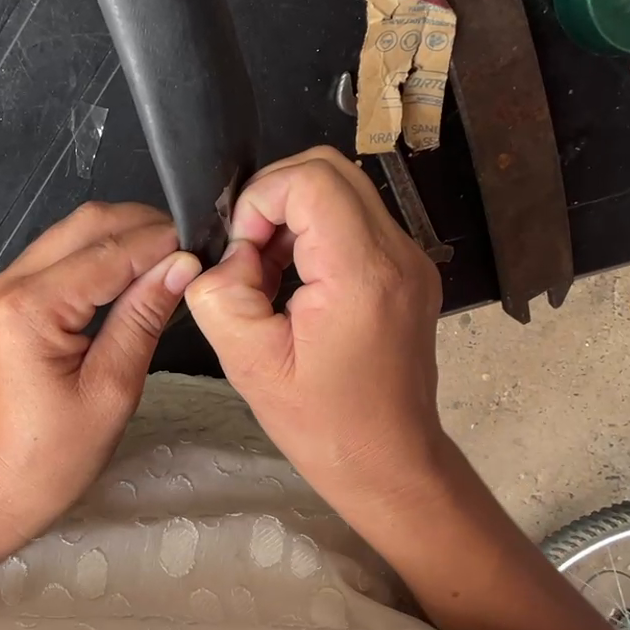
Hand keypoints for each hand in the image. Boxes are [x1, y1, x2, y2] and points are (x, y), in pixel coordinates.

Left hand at [0, 202, 202, 539]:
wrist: (2, 484)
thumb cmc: (57, 454)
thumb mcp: (112, 388)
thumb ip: (144, 317)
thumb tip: (184, 264)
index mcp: (30, 307)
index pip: (108, 252)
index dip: (161, 243)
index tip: (206, 246)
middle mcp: (8, 284)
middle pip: (84, 225)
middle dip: (141, 228)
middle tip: (191, 249)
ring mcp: (2, 288)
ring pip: (71, 234)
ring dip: (121, 237)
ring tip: (170, 259)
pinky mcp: (7, 300)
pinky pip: (58, 257)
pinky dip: (98, 256)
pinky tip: (133, 272)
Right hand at [185, 147, 444, 487]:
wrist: (387, 461)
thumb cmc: (320, 422)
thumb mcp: (247, 360)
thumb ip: (220, 291)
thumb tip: (229, 255)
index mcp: (361, 274)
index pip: (311, 180)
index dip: (259, 199)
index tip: (240, 251)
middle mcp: (397, 253)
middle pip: (329, 168)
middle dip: (272, 197)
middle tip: (247, 252)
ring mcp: (408, 259)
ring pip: (341, 188)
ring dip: (290, 215)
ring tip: (265, 271)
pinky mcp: (405, 270)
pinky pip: (352, 219)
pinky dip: (311, 232)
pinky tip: (291, 280)